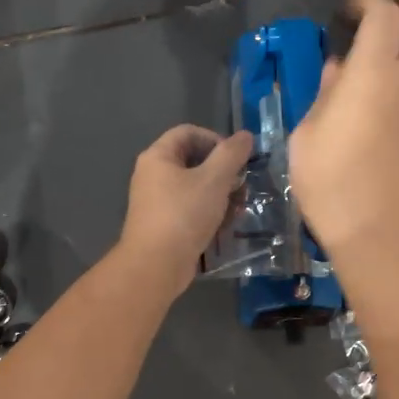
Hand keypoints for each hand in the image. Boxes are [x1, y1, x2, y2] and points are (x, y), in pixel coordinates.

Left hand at [115, 124, 253, 295]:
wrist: (156, 265)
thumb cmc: (183, 215)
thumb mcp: (213, 180)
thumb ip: (231, 155)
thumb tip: (245, 136)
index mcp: (158, 157)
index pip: (188, 132)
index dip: (216, 139)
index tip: (237, 159)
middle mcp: (153, 175)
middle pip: (194, 161)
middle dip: (223, 172)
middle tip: (242, 186)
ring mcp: (158, 202)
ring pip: (195, 188)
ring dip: (220, 195)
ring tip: (239, 209)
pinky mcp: (165, 225)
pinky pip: (191, 210)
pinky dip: (209, 213)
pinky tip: (226, 226)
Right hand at [289, 0, 398, 263]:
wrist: (381, 234)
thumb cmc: (332, 184)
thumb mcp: (307, 136)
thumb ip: (325, 93)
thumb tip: (338, 68)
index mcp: (375, 72)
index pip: (383, 12)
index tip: (347, 7)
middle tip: (379, 27)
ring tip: (392, 61)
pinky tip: (397, 99)